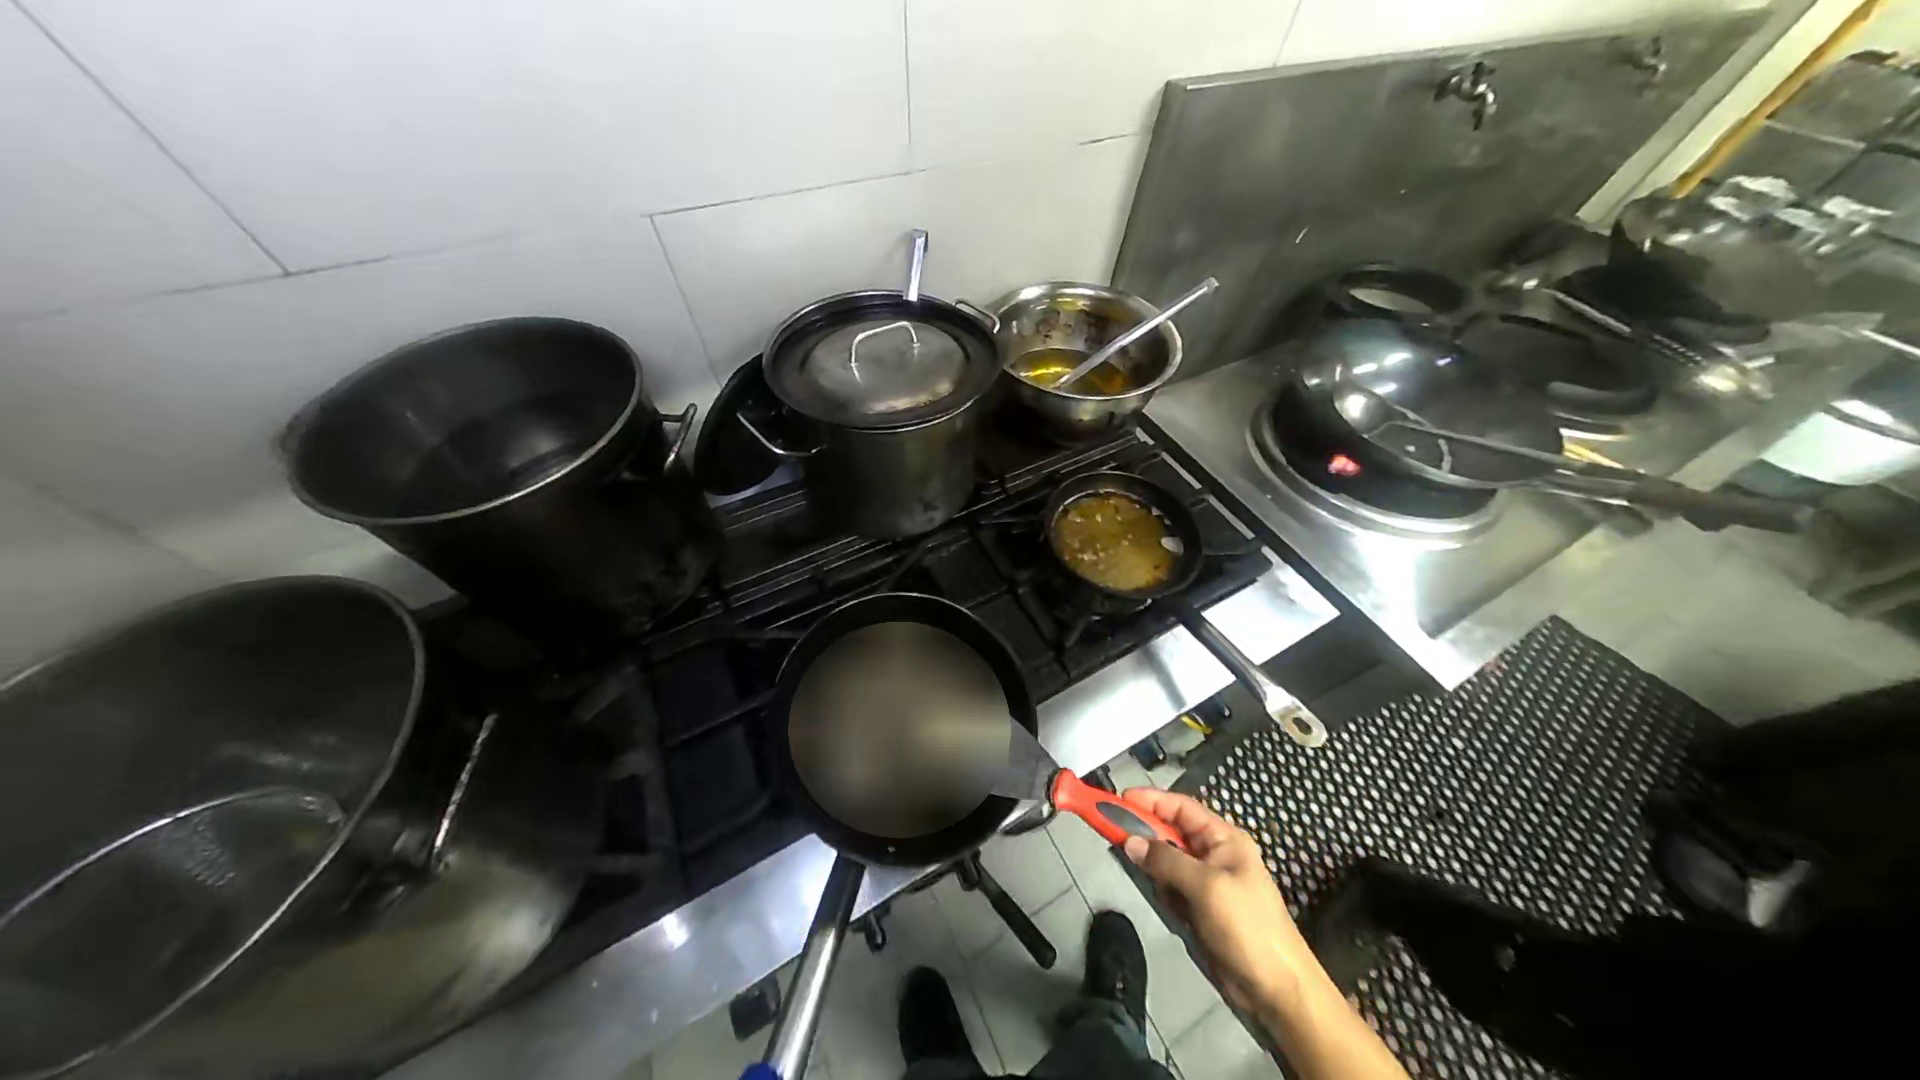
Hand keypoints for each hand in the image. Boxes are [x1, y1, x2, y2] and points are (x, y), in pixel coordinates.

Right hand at [1120, 788, 1319, 1014]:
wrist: (1278, 990)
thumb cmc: (1247, 927)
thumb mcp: (1206, 887)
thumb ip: (1165, 860)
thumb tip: (1130, 841)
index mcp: (1224, 839)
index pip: (1180, 807)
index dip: (1150, 800)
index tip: (1118, 799)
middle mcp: (1214, 854)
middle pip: (1170, 832)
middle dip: (1146, 836)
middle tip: (1116, 837)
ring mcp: (1207, 882)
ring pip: (1166, 862)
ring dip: (1155, 871)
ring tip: (1154, 885)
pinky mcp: (1200, 908)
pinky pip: (1171, 888)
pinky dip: (1163, 894)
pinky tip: (1170, 909)